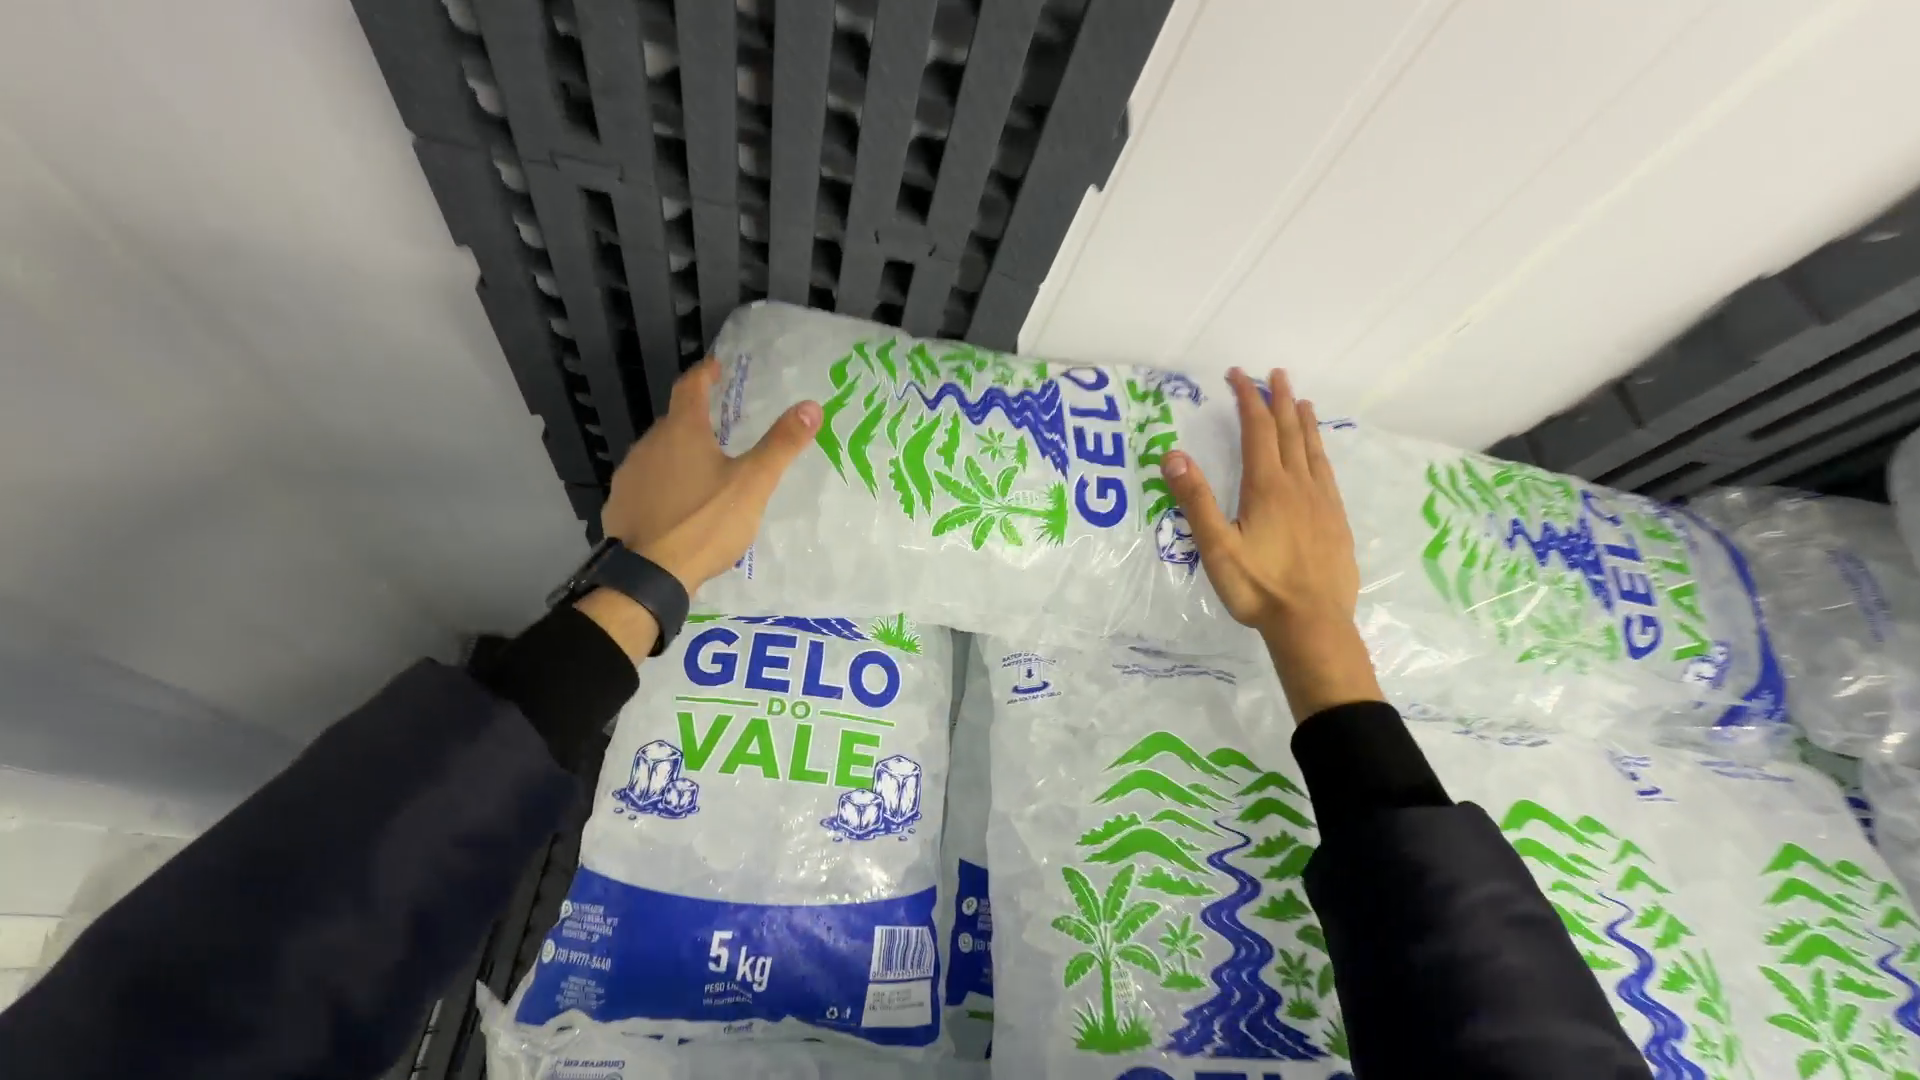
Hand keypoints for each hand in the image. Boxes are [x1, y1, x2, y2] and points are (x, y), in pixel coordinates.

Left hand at [601, 356, 820, 592]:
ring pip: (659, 453)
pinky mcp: (620, 505)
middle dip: (696, 420)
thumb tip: (811, 406)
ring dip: (679, 454)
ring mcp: (630, 475)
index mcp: (682, 431)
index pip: (690, 387)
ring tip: (703, 470)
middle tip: (720, 427)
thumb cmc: (705, 522)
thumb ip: (781, 445)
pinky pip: (647, 484)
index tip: (716, 367)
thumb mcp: (753, 484)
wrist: (649, 574)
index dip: (705, 373)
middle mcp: (650, 444)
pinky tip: (679, 505)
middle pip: (674, 421)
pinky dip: (665, 485)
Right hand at [1158, 367, 1380, 718]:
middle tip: (1275, 374)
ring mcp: (1322, 502)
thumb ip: (1196, 500)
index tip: (1238, 375)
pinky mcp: (1336, 521)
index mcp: (1267, 487)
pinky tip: (1318, 455)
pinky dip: (1319, 451)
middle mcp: (1298, 486)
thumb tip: (1173, 455)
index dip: (1248, 399)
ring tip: (1301, 400)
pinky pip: (1327, 473)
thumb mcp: (1216, 547)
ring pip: (1313, 449)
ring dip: (1304, 421)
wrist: (1312, 622)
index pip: (1257, 431)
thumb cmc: (1258, 588)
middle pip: (1289, 432)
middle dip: (1279, 400)